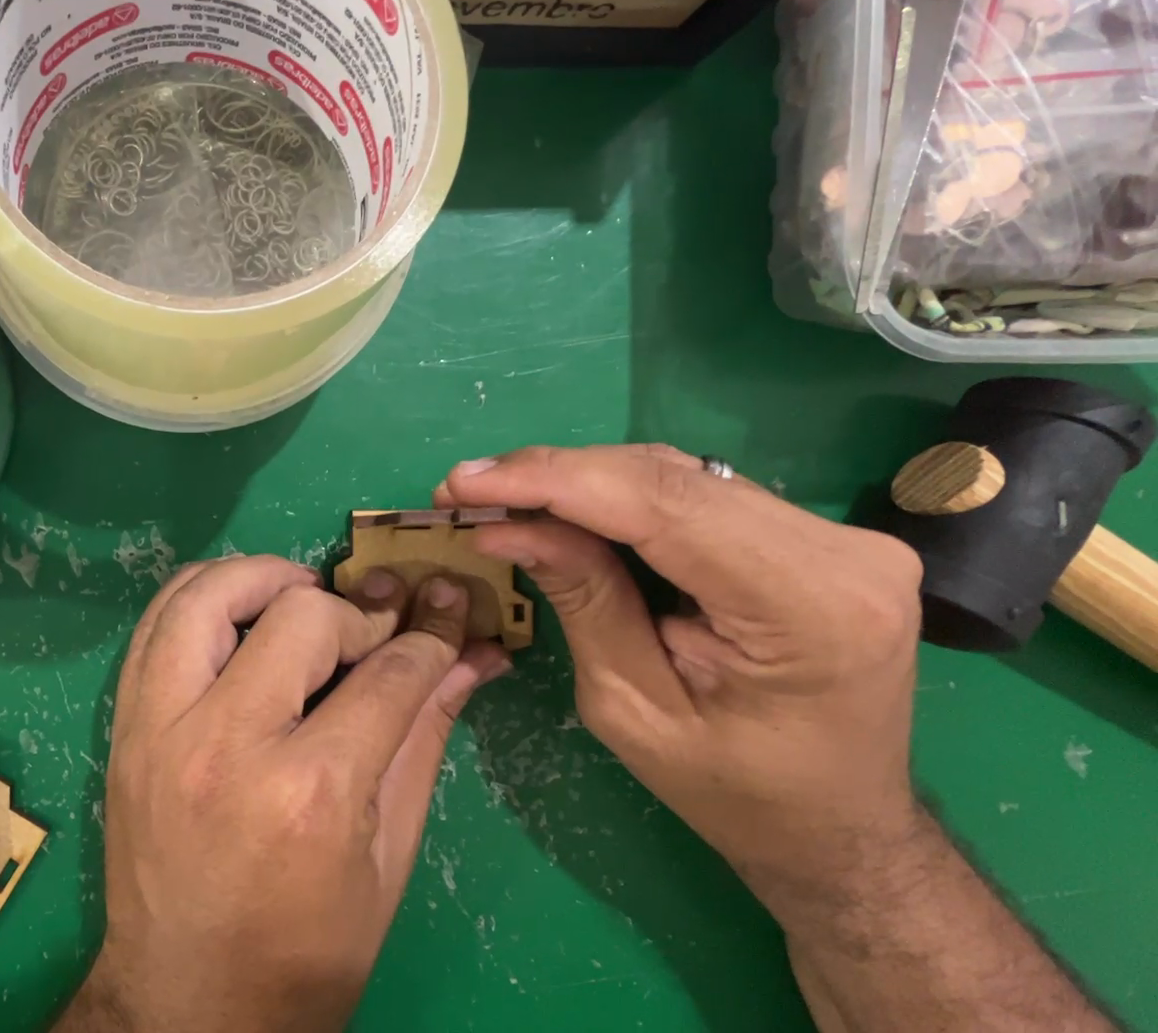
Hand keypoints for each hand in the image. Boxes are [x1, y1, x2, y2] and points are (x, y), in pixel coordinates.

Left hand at [58, 556, 508, 1032]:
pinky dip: (201, 598)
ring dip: (263, 579)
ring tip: (298, 597)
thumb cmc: (305, 951)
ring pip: (206, 594)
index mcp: (309, 793)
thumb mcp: (387, 857)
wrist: (187, 1000)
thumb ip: (423, 740)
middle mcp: (227, 745)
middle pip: (299, 615)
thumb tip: (469, 656)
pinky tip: (239, 612)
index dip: (427, 637)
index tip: (439, 619)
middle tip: (366, 635)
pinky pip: (155, 624)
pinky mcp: (125, 727)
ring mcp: (160, 729)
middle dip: (352, 612)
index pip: (387, 674)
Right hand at [437, 446, 925, 904]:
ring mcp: (837, 537)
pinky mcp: (815, 536)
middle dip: (552, 476)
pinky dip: (617, 497)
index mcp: (808, 607)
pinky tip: (561, 507)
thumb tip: (507, 526)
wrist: (838, 827)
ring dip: (579, 481)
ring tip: (499, 497)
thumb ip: (581, 601)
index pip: (661, 504)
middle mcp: (839, 552)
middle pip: (667, 477)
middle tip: (465, 489)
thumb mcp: (631, 708)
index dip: (552, 480)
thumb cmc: (733, 793)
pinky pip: (695, 494)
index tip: (463, 481)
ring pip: (676, 475)